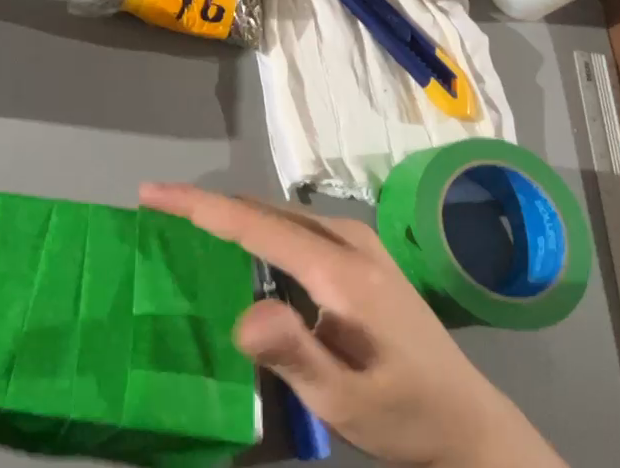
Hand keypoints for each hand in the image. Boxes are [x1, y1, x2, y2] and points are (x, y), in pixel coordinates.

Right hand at [140, 183, 565, 467]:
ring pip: (278, 214)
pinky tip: (239, 246)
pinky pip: (294, 227)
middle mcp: (350, 241)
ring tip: (183, 224)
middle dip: (206, 205)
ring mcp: (360, 244)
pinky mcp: (362, 256)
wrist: (470, 425)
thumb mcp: (345, 398)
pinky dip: (255, 228)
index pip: (254, 224)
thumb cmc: (403, 415)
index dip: (197, 205)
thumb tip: (241, 314)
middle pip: (263, 209)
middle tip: (155, 211)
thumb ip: (294, 353)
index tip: (149, 193)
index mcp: (342, 271)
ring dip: (229, 215)